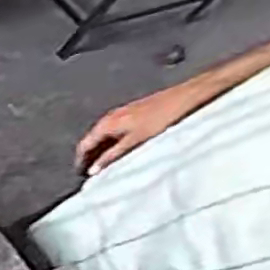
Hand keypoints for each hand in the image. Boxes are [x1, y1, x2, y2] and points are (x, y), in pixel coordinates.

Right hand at [75, 85, 208, 174]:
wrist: (189, 95)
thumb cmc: (162, 118)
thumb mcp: (135, 141)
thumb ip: (112, 156)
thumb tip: (93, 171)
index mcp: (105, 124)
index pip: (84, 145)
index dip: (80, 161)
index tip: (81, 175)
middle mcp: (109, 117)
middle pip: (92, 139)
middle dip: (90, 155)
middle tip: (93, 171)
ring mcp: (121, 113)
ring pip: (104, 135)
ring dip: (102, 148)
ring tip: (107, 162)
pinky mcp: (134, 111)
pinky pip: (115, 130)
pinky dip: (113, 141)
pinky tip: (122, 147)